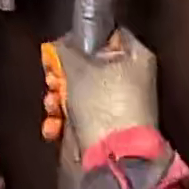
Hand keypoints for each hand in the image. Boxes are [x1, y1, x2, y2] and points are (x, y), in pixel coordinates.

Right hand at [44, 28, 158, 149]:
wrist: (114, 156)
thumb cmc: (102, 103)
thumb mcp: (76, 66)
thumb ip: (63, 48)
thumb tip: (59, 45)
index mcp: (135, 55)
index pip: (106, 33)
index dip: (79, 38)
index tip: (59, 49)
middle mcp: (130, 77)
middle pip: (87, 63)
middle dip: (61, 75)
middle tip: (53, 81)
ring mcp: (119, 102)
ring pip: (79, 89)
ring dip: (58, 98)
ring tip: (52, 107)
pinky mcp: (108, 124)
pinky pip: (81, 112)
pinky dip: (64, 118)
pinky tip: (55, 126)